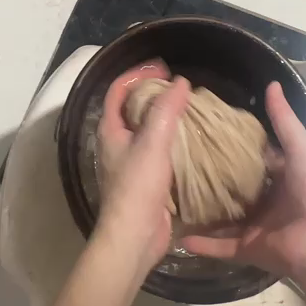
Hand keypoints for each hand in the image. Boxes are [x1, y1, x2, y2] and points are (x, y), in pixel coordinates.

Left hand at [93, 59, 192, 271]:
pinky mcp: (147, 179)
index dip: (138, 74)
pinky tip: (195, 140)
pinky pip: (160, 150)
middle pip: (134, 107)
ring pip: (148, 129)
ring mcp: (131, 161)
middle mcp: (118, 141)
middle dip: (155, 93)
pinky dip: (175, 140)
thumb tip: (181, 83)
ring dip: (167, 117)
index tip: (163, 67)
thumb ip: (166, 110)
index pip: (119, 89)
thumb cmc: (137, 187)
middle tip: (182, 86)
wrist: (134, 237)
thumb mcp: (153, 143)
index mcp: (110, 128)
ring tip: (192, 109)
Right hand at [179, 82, 305, 283]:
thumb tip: (272, 83)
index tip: (203, 131)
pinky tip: (179, 235)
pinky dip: (202, 243)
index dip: (231, 147)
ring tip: (171, 196)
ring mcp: (256, 227)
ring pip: (223, 218)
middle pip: (234, 188)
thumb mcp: (301, 149)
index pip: (253, 159)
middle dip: (211, 178)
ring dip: (202, 211)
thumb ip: (284, 121)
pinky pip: (220, 247)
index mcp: (283, 178)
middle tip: (179, 161)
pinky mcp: (248, 250)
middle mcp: (268, 202)